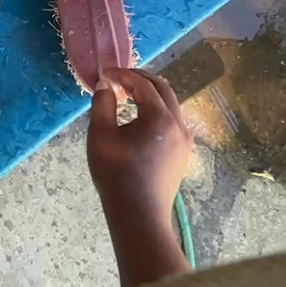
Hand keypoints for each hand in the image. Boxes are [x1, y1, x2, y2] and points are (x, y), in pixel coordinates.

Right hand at [86, 67, 190, 229]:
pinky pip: (172, 120)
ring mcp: (184, 141)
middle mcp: (178, 125)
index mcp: (160, 117)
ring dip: (150, 93)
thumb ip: (103, 104)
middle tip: (119, 76)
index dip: (123, 74)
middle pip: (163, 89)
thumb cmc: (116, 173)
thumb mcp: (101, 134)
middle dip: (141, 78)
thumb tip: (106, 85)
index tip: (105, 73)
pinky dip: (156, 109)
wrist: (138, 214)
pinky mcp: (182, 154)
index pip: (143, 84)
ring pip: (170, 105)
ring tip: (127, 93)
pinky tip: (140, 117)